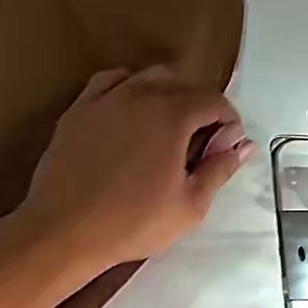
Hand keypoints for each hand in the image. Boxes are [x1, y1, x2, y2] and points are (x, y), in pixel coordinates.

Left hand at [19, 66, 251, 274]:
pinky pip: (110, 82)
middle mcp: (139, 95)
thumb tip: (242, 147)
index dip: (229, 122)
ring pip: (147, 77)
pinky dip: (129, 88)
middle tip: (203, 141)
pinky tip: (131, 111)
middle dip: (201, 105)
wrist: (65, 230)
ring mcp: (105, 99)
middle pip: (183, 82)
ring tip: (171, 126)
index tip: (227, 146)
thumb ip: (220, 169)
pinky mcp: (79, 109)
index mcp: (172, 115)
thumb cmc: (131, 223)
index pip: (214, 100)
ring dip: (168, 94)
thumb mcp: (190, 205)